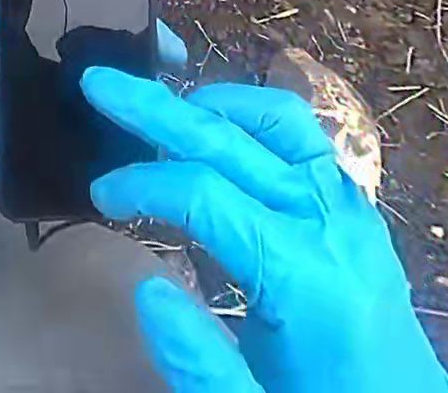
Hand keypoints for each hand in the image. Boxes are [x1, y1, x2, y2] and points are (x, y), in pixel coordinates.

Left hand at [0, 0, 191, 275]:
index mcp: (18, 35)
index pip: (71, 9)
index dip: (110, 8)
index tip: (149, 15)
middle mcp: (42, 58)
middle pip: (98, 44)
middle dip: (136, 47)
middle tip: (173, 61)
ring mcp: (53, 95)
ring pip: (103, 81)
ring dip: (134, 84)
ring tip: (172, 95)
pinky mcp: (60, 130)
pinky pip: (96, 118)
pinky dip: (119, 119)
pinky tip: (148, 130)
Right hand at [83, 69, 447, 392]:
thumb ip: (202, 367)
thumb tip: (146, 285)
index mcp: (304, 275)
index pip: (204, 194)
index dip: (141, 185)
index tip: (100, 196)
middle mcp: (327, 218)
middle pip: (227, 137)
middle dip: (154, 106)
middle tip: (98, 83)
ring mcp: (345, 200)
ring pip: (271, 115)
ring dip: (207, 102)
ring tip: (161, 110)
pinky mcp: (349, 198)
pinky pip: (296, 130)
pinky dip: (247, 112)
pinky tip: (217, 127)